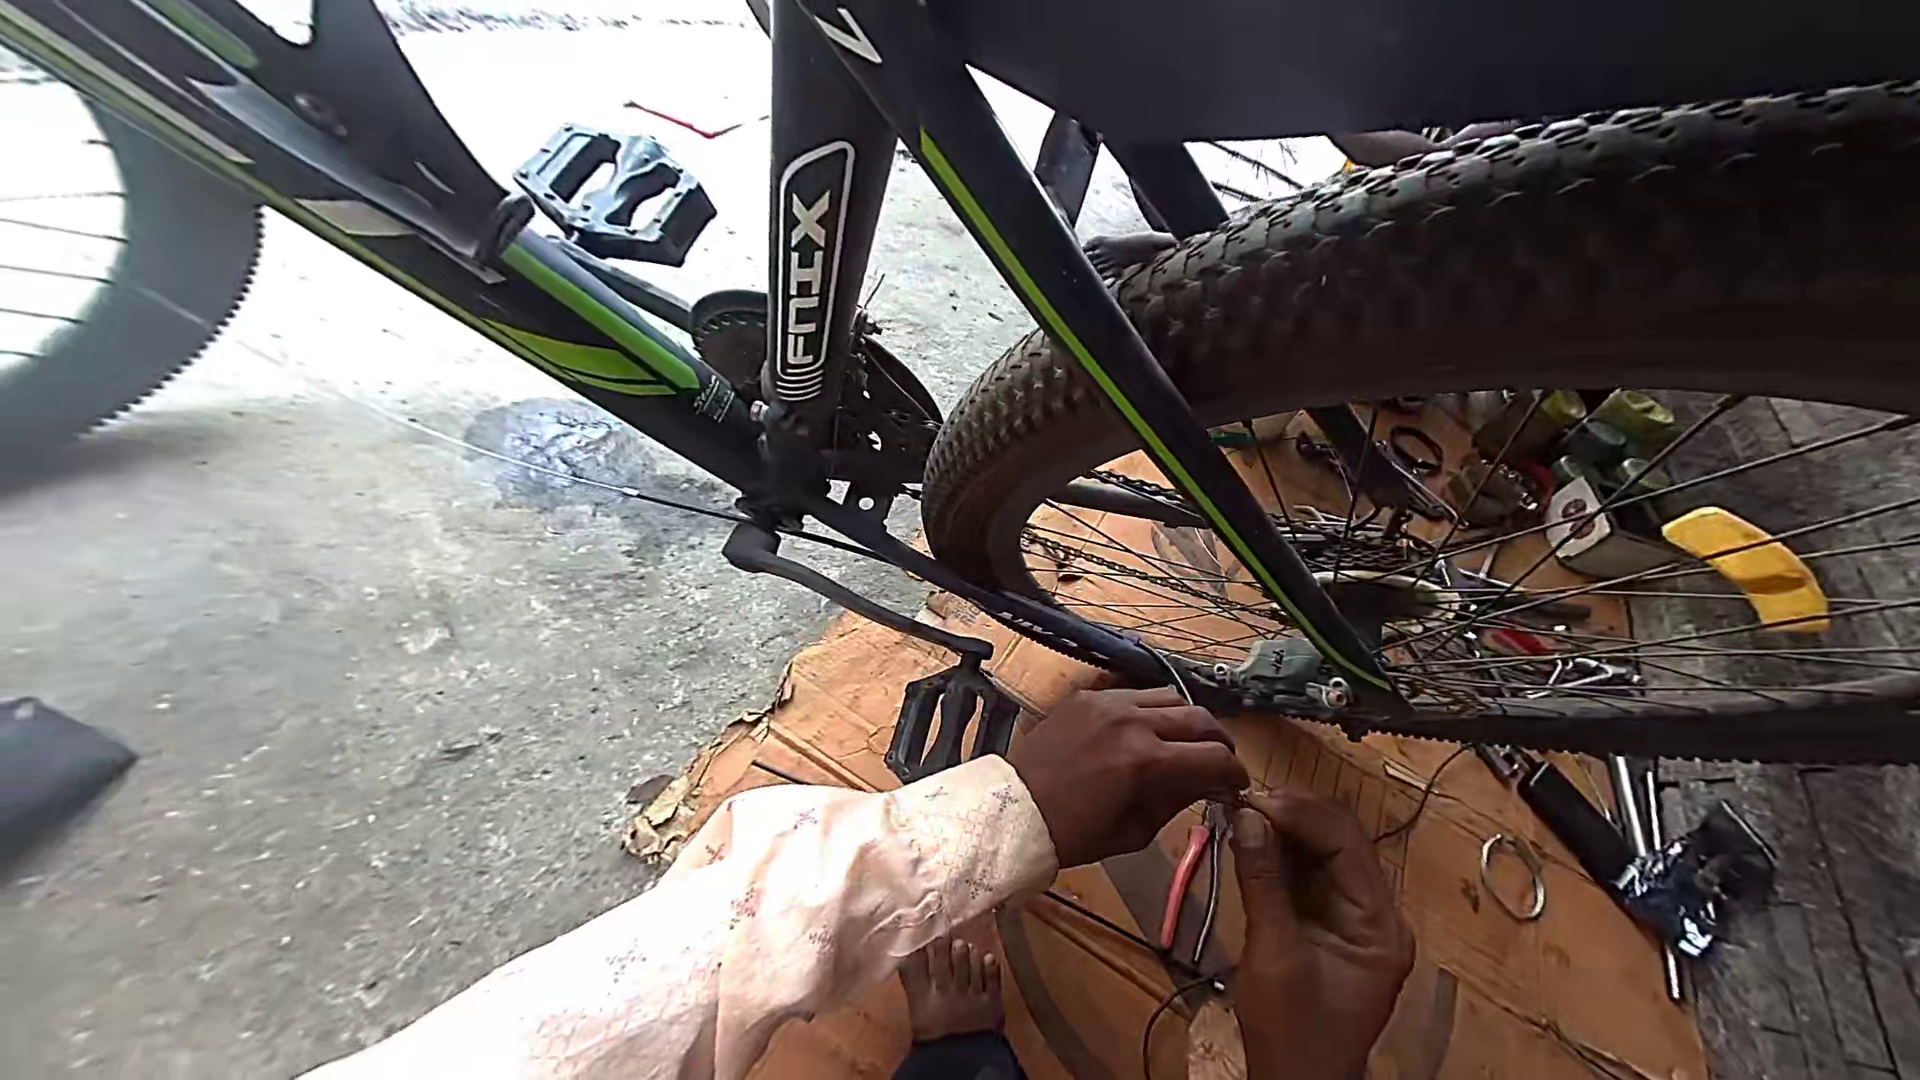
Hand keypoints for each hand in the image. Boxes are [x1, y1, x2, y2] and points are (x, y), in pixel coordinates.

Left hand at [1006, 687, 1247, 867]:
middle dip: (1218, 741)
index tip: (1237, 784)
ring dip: (1186, 718)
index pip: (1214, 756)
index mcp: (1145, 760)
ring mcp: (1106, 701)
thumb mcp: (1135, 830)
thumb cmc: (1075, 832)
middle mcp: (1131, 720)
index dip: (1235, 773)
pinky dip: (1150, 709)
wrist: (1015, 807)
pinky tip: (1146, 729)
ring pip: (1169, 696)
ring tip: (1185, 741)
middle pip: (1199, 717)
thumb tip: (1209, 783)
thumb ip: (1177, 799)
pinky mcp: (1087, 696)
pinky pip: (1133, 693)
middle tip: (1219, 761)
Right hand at [1231, 791, 1414, 1079]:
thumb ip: (1262, 879)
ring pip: (1317, 842)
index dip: (1299, 813)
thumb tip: (1244, 813)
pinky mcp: (1318, 910)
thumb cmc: (1292, 1029)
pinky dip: (1272, 841)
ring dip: (1278, 822)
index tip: (1250, 800)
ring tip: (1236, 809)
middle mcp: (1370, 908)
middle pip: (1337, 835)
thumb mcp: (1274, 953)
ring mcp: (1345, 908)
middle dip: (1289, 811)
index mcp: (1378, 923)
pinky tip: (1244, 830)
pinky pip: (1299, 861)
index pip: (1346, 843)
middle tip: (1240, 801)